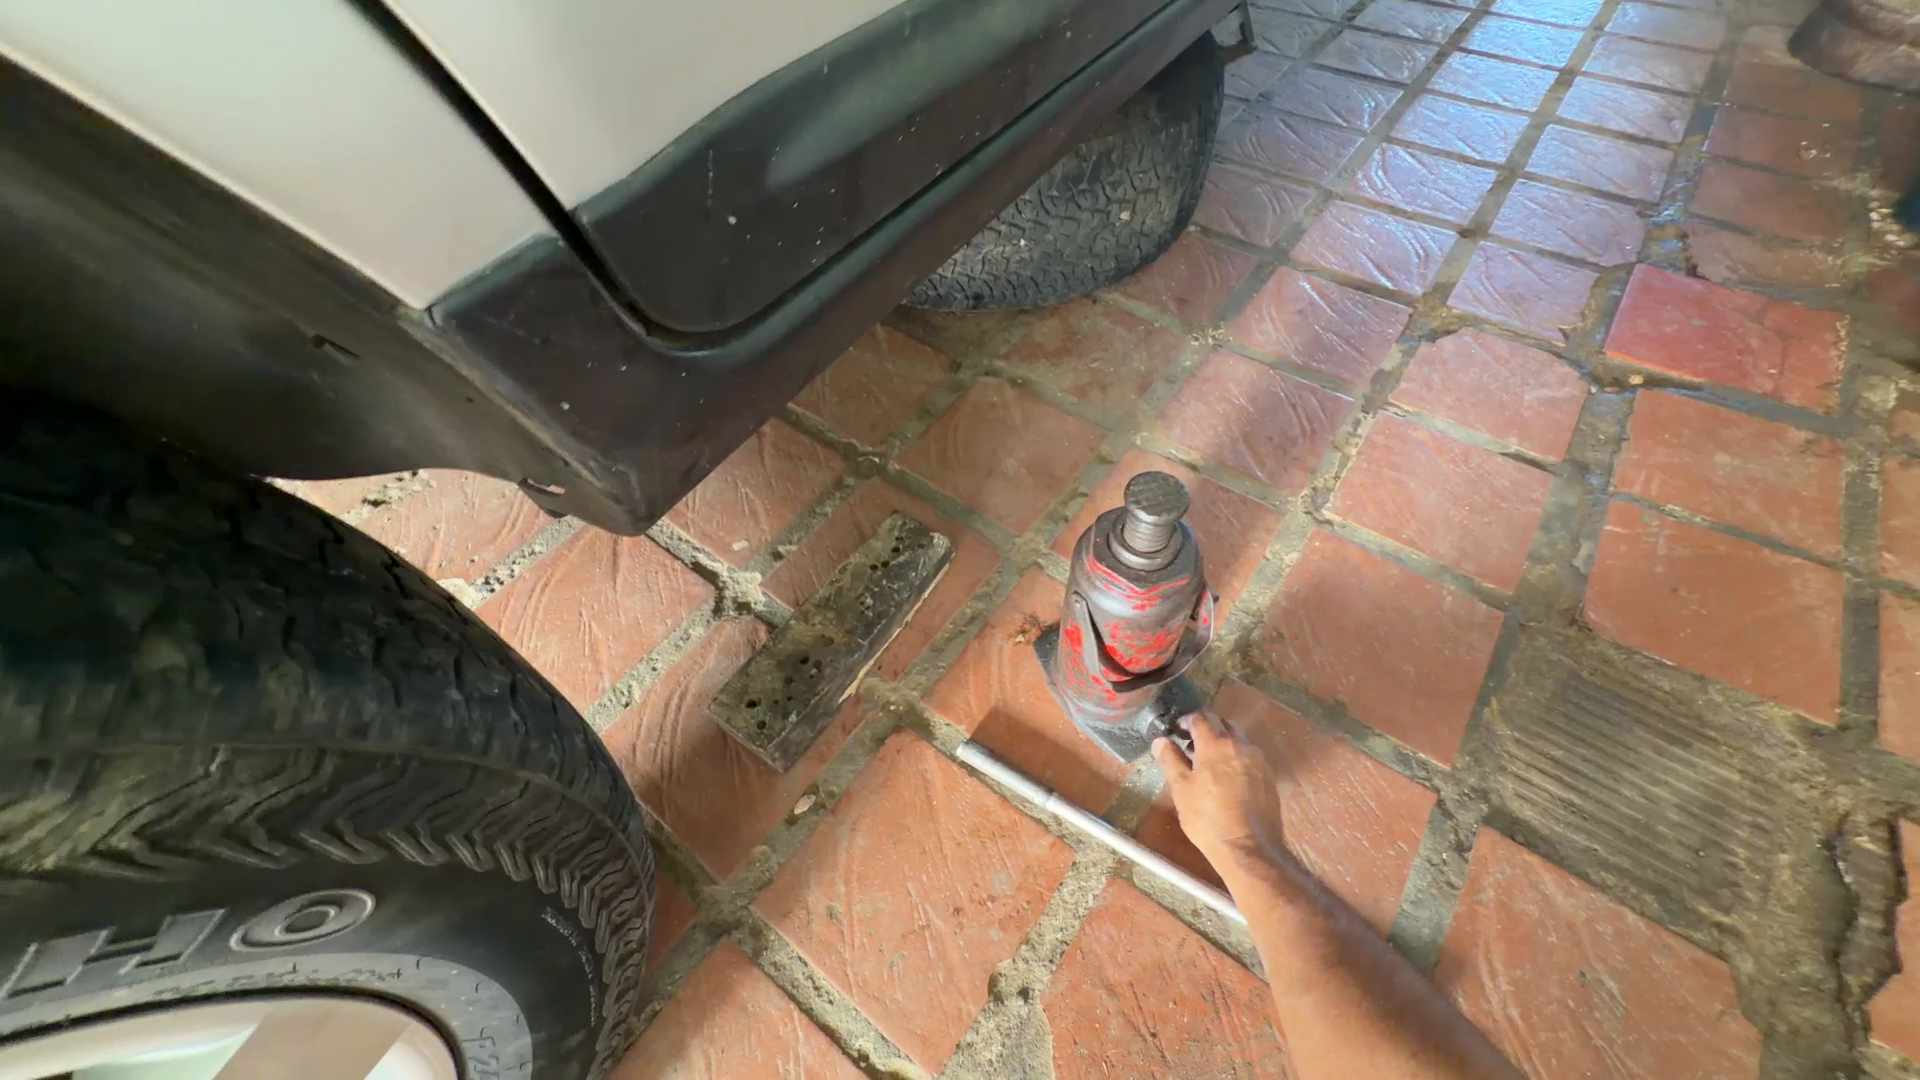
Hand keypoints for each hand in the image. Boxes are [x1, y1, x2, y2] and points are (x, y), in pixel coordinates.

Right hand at [1153, 712, 1286, 867]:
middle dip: (1207, 730)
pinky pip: (1250, 758)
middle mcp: (1240, 745)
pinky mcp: (1269, 778)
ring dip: (1223, 744)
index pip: (1201, 717)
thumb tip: (1160, 740)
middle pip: (1223, 724)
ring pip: (1238, 741)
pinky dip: (1237, 759)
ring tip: (1209, 766)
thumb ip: (1170, 759)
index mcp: (1216, 743)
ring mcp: (1258, 761)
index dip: (1187, 720)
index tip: (1177, 732)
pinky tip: (1228, 781)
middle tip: (1192, 747)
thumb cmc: (1207, 817)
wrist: (1248, 848)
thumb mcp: (1180, 788)